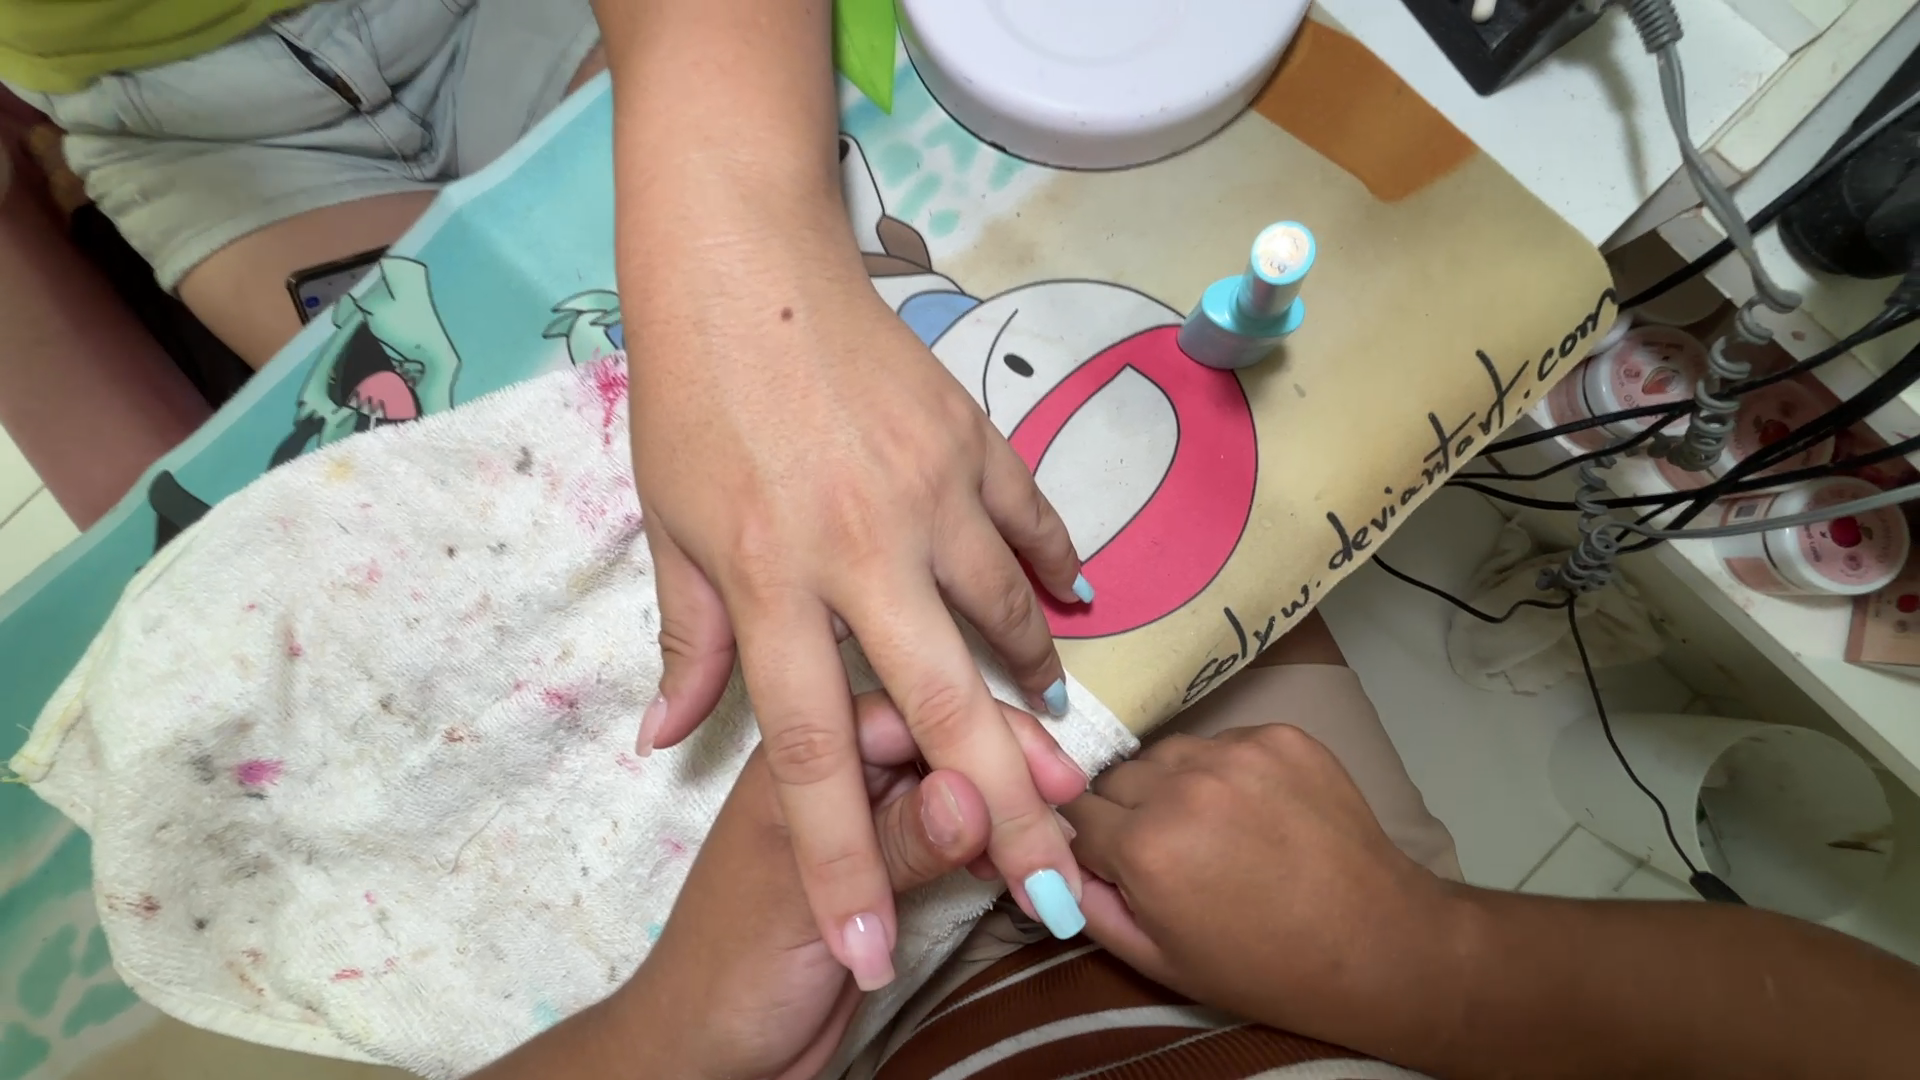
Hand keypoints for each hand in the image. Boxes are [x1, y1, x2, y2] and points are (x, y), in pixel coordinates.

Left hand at [623, 201, 1088, 986]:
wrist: (748, 270)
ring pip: (1006, 613)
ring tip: (1053, 717)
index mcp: (772, 579)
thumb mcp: (672, 527)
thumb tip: (665, 736)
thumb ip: (687, 640)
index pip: (806, 751)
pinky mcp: (973, 438)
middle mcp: (862, 548)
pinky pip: (1031, 520)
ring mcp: (931, 489)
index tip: (869, 952)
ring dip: (1034, 676)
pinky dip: (1056, 566)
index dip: (840, 862)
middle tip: (1056, 886)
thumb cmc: (696, 400)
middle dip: (1007, 814)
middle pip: (945, 703)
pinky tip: (1074, 597)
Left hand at [623, 694, 1087, 1079]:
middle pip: (939, 741)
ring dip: (1008, 809)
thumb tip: (974, 795)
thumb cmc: (736, 965)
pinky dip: (989, 843)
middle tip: (1069, 797)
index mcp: (805, 749)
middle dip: (1008, 767)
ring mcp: (870, 810)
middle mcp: (843, 766)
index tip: (1048, 777)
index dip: (982, 738)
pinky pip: (952, 832)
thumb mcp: (809, 900)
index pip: (909, 715)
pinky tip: (1016, 862)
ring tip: (1059, 840)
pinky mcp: (891, 856)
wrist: (713, 1051)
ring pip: (954, 784)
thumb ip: (894, 845)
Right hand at [1060, 725, 1456, 1040]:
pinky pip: (1220, 741)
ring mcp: (1234, 752)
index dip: (1091, 838)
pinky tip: (1255, 806)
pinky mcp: (1277, 735)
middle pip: (1117, 778)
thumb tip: (1052, 862)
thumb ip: (1089, 906)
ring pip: (1166, 754)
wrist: (1380, 946)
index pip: (1074, 812)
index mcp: (1145, 846)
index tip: (1114, 855)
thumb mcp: (1159, 959)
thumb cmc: (1262, 964)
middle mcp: (1181, 785)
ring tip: (1215, 824)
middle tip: (1170, 847)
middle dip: (1129, 810)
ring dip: (1173, 784)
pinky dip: (1225, 770)